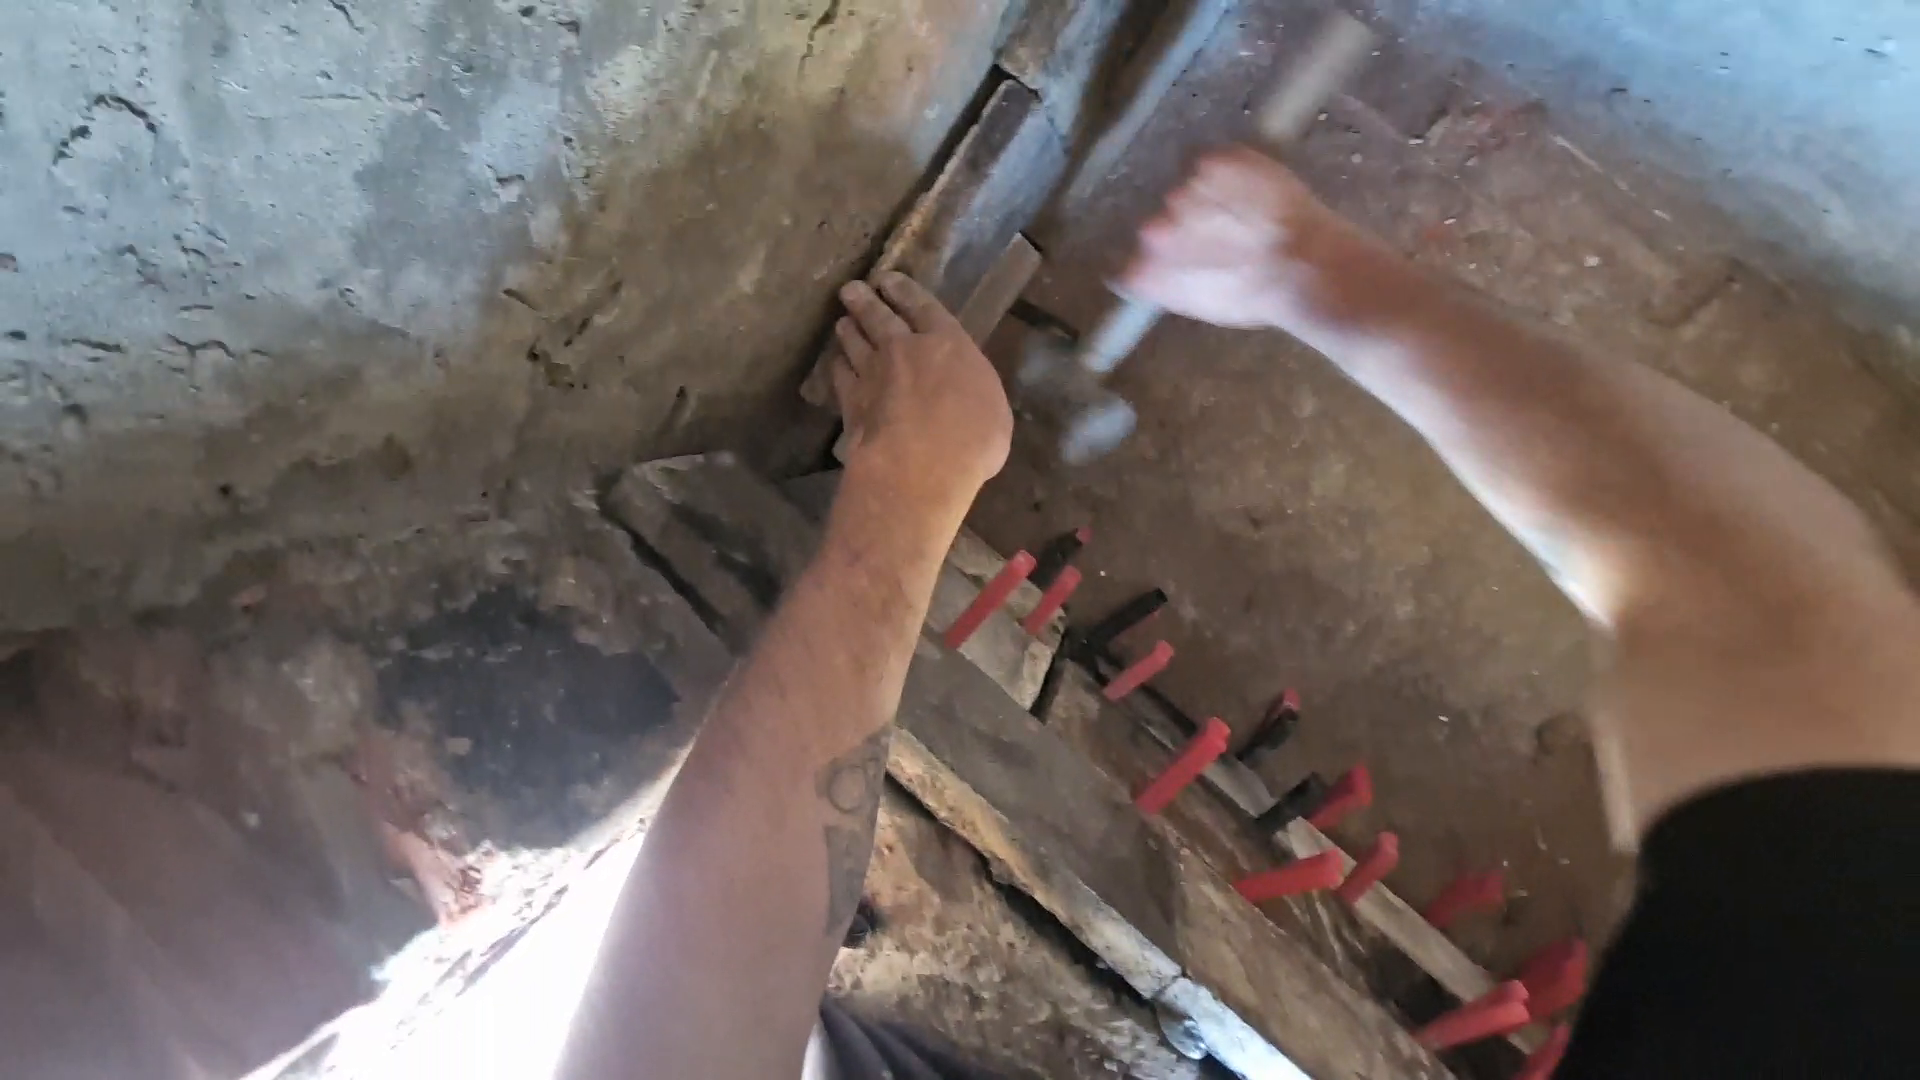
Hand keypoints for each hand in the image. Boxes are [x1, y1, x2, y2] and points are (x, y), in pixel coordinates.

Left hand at [833, 272, 1012, 509]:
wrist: (919, 466)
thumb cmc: (972, 440)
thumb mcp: (993, 411)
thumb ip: (973, 391)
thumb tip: (966, 392)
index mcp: (948, 344)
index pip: (923, 307)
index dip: (905, 292)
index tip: (889, 280)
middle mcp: (905, 349)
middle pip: (879, 316)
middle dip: (866, 300)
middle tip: (851, 289)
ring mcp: (873, 373)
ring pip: (855, 342)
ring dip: (849, 330)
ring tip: (843, 322)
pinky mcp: (851, 400)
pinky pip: (841, 375)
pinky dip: (838, 366)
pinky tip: (837, 364)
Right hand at [1118, 146, 1359, 332]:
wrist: (1300, 266)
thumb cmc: (1254, 298)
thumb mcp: (1200, 305)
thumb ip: (1169, 283)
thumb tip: (1161, 271)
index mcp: (1143, 273)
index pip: (1129, 264)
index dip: (1151, 262)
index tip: (1173, 264)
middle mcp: (1151, 231)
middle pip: (1155, 225)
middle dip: (1179, 229)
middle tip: (1215, 239)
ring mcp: (1179, 192)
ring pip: (1183, 192)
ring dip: (1204, 200)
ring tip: (1239, 215)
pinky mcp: (1210, 161)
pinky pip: (1209, 162)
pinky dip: (1226, 172)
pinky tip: (1248, 191)